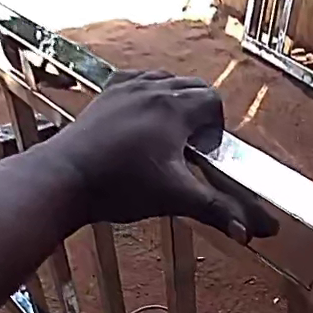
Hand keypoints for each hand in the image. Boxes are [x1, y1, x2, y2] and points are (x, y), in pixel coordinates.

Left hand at [45, 70, 277, 240]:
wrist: (65, 179)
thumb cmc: (121, 186)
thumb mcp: (175, 197)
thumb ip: (215, 210)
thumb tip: (246, 232)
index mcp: (174, 108)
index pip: (213, 101)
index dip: (216, 128)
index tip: (204, 154)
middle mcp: (152, 88)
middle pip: (192, 87)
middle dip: (199, 115)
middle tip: (189, 149)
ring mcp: (125, 88)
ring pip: (165, 80)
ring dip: (175, 102)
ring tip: (167, 136)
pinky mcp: (105, 95)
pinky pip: (136, 81)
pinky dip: (147, 94)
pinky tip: (141, 120)